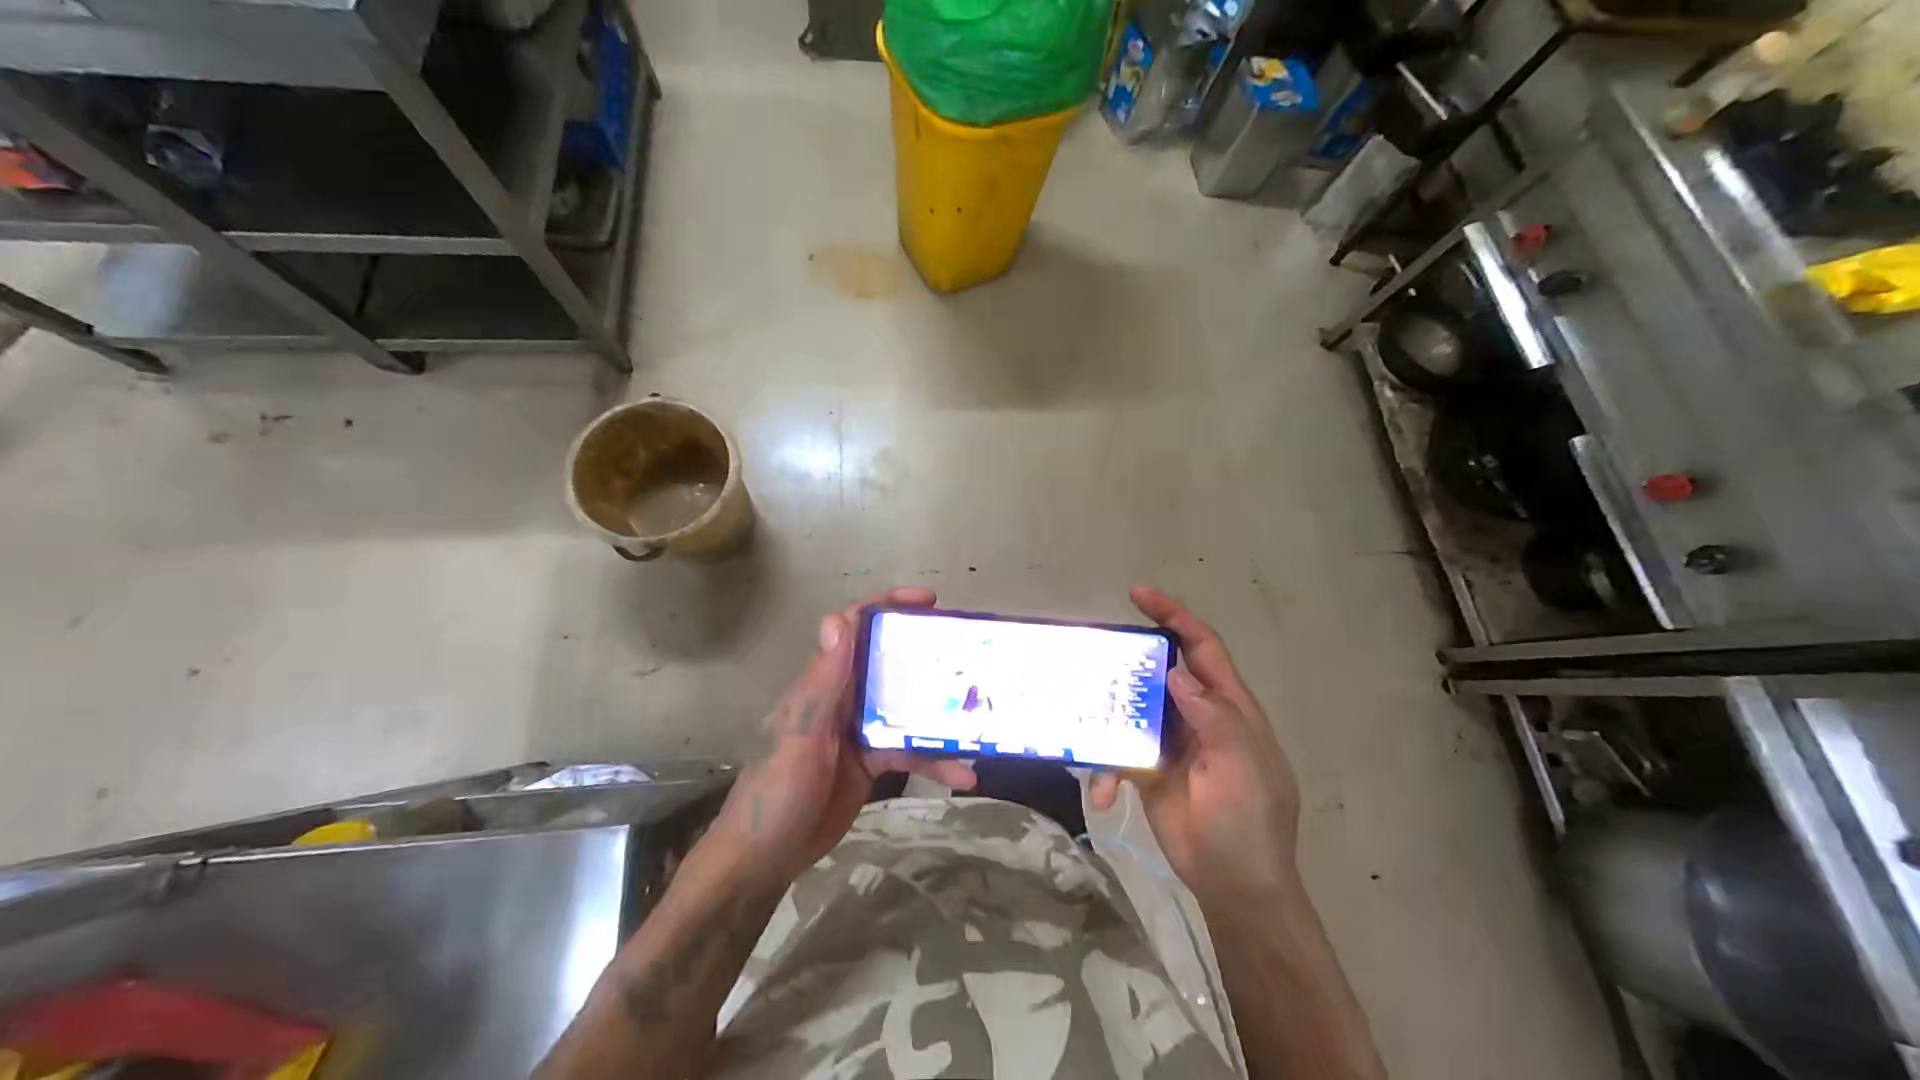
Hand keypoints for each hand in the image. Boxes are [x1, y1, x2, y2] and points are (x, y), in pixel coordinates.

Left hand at [693, 587, 977, 890]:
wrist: (764, 858)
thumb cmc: (776, 792)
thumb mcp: (803, 735)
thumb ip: (824, 681)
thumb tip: (839, 617)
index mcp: (824, 683)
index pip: (855, 629)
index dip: (888, 607)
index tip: (929, 602)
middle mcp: (844, 699)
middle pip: (889, 665)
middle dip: (928, 657)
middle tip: (970, 655)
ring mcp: (859, 732)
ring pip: (906, 711)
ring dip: (940, 718)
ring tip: (979, 722)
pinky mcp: (871, 763)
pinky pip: (910, 752)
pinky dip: (936, 761)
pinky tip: (964, 776)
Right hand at [1090, 586, 1302, 909]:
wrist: (1235, 885)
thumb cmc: (1249, 822)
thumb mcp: (1240, 766)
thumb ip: (1212, 716)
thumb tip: (1175, 672)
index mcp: (1228, 706)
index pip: (1202, 647)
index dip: (1174, 616)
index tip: (1137, 594)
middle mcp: (1197, 716)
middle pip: (1159, 672)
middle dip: (1128, 661)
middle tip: (1092, 654)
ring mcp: (1171, 743)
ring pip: (1132, 710)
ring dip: (1108, 718)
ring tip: (1085, 725)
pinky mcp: (1148, 770)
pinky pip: (1119, 753)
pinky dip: (1106, 770)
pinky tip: (1101, 795)